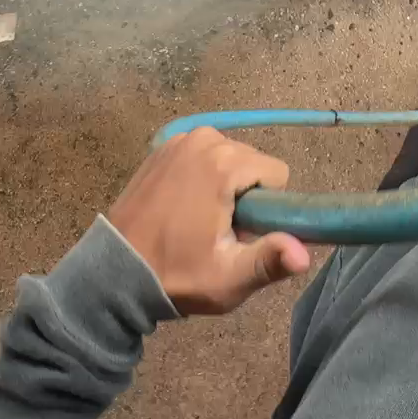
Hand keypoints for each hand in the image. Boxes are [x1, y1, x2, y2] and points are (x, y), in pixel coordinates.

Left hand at [106, 127, 311, 315]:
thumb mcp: (228, 279)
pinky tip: (182, 204)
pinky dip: (202, 174)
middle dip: (245, 194)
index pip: (276, 173)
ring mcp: (181, 138)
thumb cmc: (175, 276)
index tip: (239, 233)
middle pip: (253, 162)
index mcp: (224, 163)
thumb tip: (307, 255)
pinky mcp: (164, 145)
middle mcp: (205, 139)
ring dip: (225, 184)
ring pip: (230, 156)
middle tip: (217, 231)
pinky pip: (204, 154)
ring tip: (199, 219)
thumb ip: (270, 261)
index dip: (266, 207)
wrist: (111, 275)